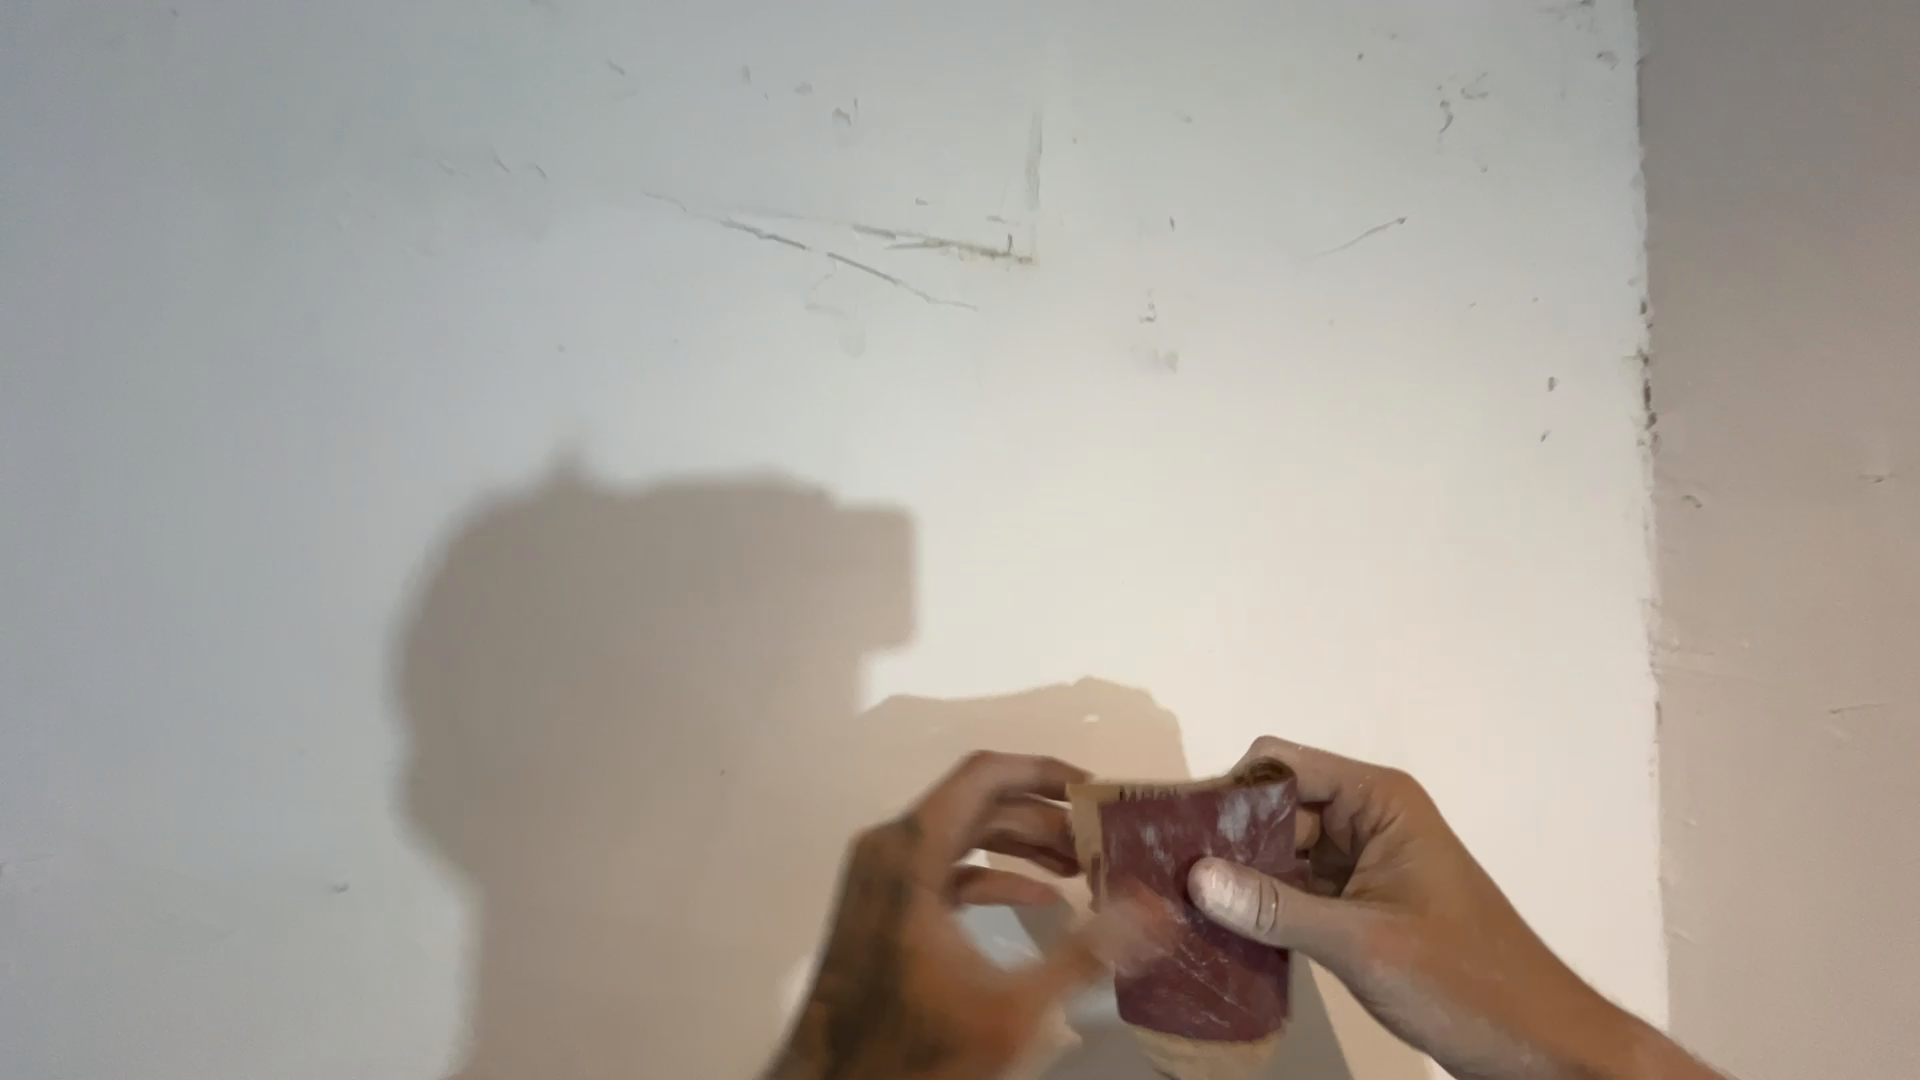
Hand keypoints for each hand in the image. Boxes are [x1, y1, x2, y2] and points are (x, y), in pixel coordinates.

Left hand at [767, 751, 1176, 1079]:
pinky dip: (992, 876)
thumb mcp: (1013, 1008)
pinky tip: (1043, 902)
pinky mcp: (886, 902)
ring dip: (1020, 845)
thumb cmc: (917, 1047)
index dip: (1041, 771)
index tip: (1092, 791)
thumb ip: (1088, 954)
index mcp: (911, 847)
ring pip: (962, 834)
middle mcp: (891, 844)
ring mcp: (883, 873)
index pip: (984, 775)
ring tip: (1082, 867)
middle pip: (978, 802)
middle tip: (1100, 840)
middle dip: (1043, 817)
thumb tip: (1158, 913)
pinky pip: (945, 870)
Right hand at [1187, 737, 1719, 1079]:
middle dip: (1229, 836)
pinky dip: (1266, 898)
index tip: (1184, 829)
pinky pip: (1296, 881)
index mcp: (1374, 798)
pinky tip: (1228, 921)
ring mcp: (1361, 856)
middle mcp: (1364, 814)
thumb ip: (1274, 907)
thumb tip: (1193, 876)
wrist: (1549, 1056)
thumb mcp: (1363, 943)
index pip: (1279, 763)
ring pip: (1280, 844)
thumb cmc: (1467, 984)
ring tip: (1188, 898)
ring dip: (1243, 871)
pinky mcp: (1359, 894)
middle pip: (1274, 803)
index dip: (1231, 788)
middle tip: (1175, 872)